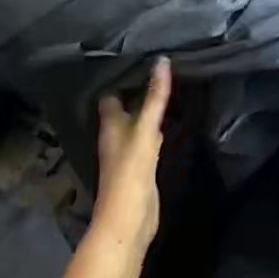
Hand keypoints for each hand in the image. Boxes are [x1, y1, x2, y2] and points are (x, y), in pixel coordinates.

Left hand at [93, 57, 171, 250]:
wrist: (129, 219)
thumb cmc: (130, 170)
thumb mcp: (145, 128)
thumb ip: (155, 96)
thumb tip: (163, 60)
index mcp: (109, 125)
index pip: (111, 94)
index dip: (123, 77)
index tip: (141, 58)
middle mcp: (115, 135)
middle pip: (125, 107)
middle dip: (138, 90)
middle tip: (159, 68)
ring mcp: (128, 151)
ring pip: (137, 121)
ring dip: (148, 108)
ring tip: (168, 87)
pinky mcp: (141, 165)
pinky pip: (149, 137)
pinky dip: (157, 127)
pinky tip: (169, 120)